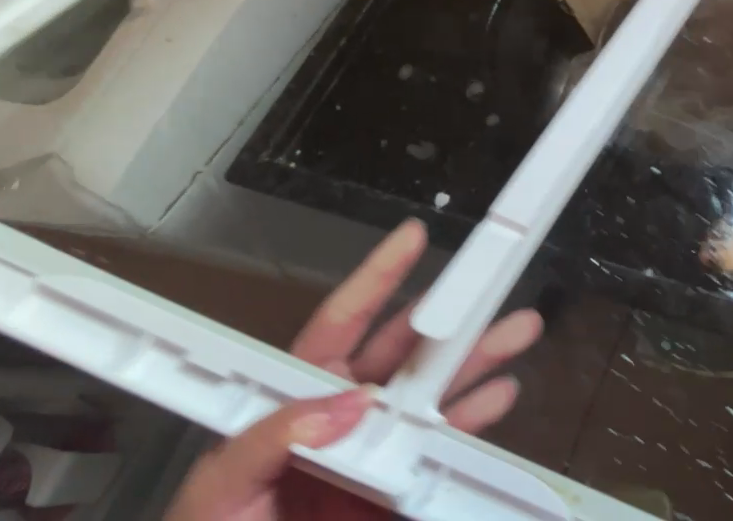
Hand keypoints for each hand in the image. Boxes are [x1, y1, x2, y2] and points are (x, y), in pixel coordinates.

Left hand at [166, 220, 543, 519]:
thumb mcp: (212, 495)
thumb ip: (267, 443)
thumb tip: (355, 402)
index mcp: (295, 400)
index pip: (340, 326)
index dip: (377, 279)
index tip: (414, 236)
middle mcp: (345, 415)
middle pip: (407, 350)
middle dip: (453, 316)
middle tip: (492, 287)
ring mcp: (378, 453)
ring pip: (438, 390)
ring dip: (480, 357)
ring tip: (520, 330)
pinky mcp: (403, 491)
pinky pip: (450, 446)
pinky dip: (479, 417)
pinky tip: (501, 395)